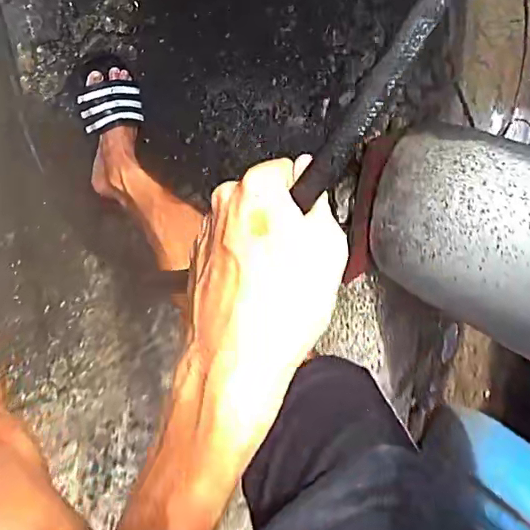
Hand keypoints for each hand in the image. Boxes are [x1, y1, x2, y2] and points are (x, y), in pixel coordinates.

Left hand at [186, 156, 347, 394]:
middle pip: (265, 195)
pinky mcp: (199, 260)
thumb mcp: (330, 245)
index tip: (312, 216)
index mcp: (256, 187)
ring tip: (280, 280)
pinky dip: (244, 263)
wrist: (235, 361)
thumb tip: (315, 190)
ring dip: (262, 241)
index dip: (306, 194)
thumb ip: (322, 201)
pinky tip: (261, 291)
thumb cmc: (278, 310)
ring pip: (246, 224)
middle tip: (302, 253)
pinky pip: (230, 249)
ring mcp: (207, 232)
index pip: (290, 168)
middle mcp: (225, 202)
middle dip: (283, 217)